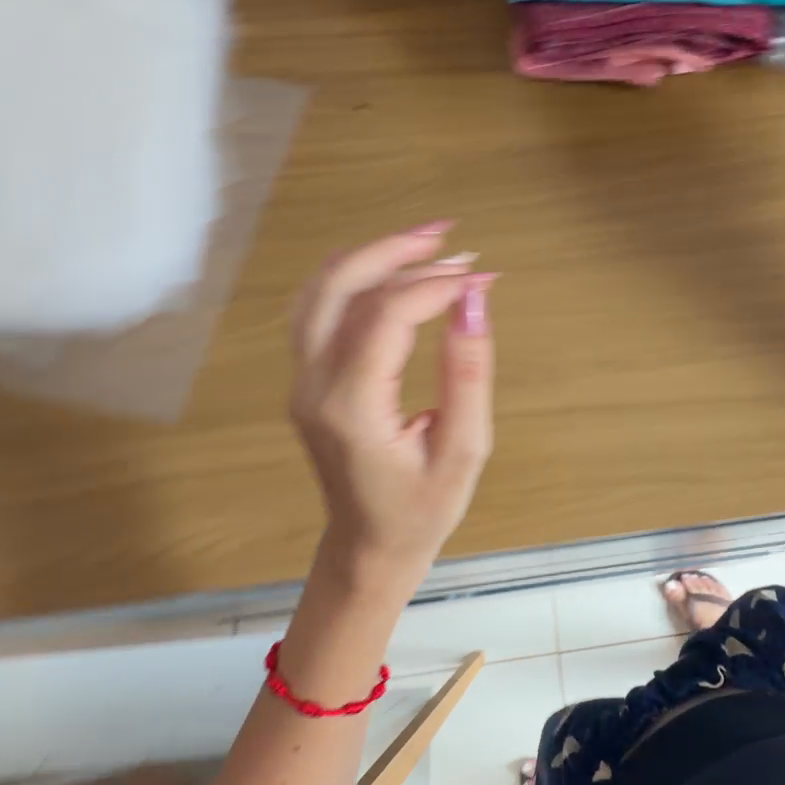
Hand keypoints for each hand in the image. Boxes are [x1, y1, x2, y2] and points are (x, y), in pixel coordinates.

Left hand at [288, 222, 496, 596]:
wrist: (368, 547)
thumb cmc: (422, 510)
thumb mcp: (463, 450)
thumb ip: (468, 374)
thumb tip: (474, 302)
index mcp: (352, 406)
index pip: (387, 316)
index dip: (436, 286)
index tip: (482, 278)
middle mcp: (314, 385)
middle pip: (339, 287)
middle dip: (395, 252)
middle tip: (449, 237)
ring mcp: (302, 381)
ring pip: (321, 292)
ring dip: (370, 258)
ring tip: (423, 242)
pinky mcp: (306, 381)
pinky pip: (317, 311)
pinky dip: (349, 279)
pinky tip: (384, 270)